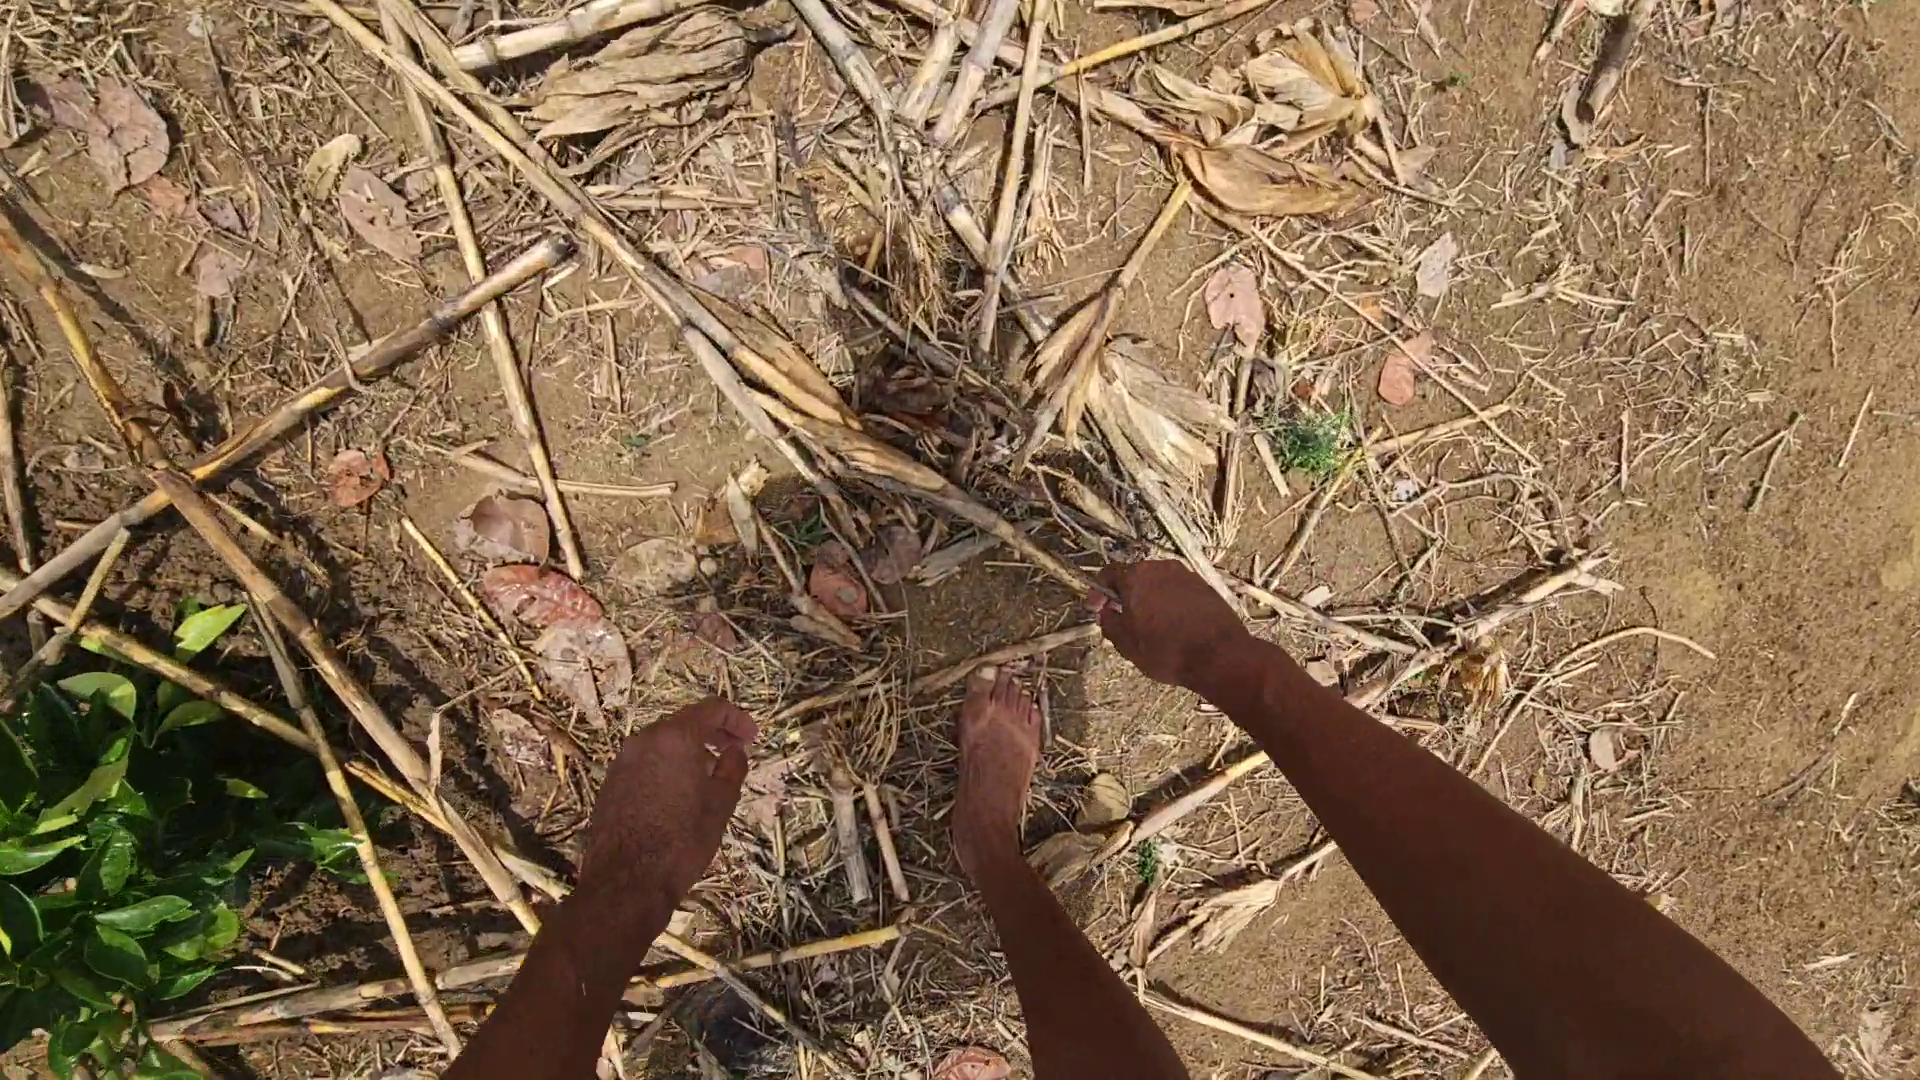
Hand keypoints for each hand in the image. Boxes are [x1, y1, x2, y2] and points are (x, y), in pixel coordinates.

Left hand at [579, 697, 756, 914]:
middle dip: (714, 733)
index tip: (751, 737)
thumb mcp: (722, 802)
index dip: (737, 719)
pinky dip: (668, 766)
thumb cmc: (682, 839)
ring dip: (690, 751)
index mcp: (676, 737)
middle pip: (685, 722)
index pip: (712, 708)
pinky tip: (680, 793)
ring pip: (664, 743)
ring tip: (710, 776)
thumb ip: (733, 767)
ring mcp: (623, 762)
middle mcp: (645, 740)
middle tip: (734, 750)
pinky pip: (647, 762)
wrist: (625, 883)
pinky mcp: (611, 784)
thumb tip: (733, 751)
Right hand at [1091, 561, 1248, 689]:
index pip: (1108, 573)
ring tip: (1149, 626)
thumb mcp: (1124, 642)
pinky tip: (1172, 627)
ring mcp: (1186, 576)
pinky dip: (1170, 604)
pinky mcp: (1206, 588)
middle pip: (1134, 577)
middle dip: (1125, 596)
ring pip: (1158, 584)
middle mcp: (1161, 568)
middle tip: (1122, 619)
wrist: (1219, 656)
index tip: (1096, 608)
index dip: (1098, 591)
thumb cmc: (1165, 649)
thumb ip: (1108, 622)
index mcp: (1136, 576)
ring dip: (1149, 600)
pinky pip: (1178, 592)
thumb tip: (1107, 612)